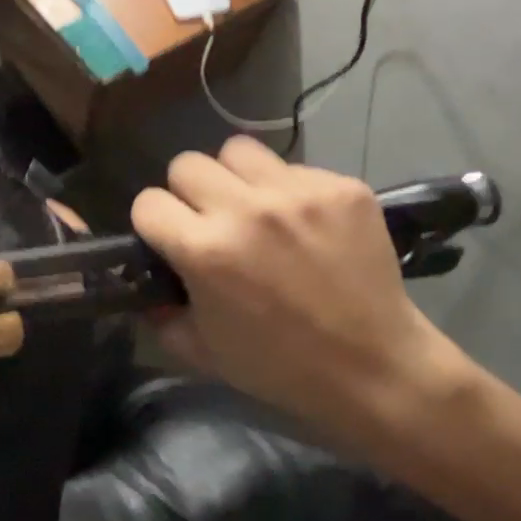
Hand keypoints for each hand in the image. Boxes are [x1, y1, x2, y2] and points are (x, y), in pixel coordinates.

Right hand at [130, 136, 475, 446]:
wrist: (374, 369)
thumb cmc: (277, 366)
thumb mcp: (198, 348)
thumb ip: (160, 311)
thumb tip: (146, 285)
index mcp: (204, 250)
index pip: (147, 202)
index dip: (153, 223)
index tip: (169, 240)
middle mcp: (246, 210)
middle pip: (187, 165)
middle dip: (189, 193)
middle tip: (210, 222)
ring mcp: (298, 194)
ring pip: (238, 150)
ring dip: (235, 178)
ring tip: (254, 209)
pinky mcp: (342, 189)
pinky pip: (294, 168)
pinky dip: (289, 191)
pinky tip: (304, 225)